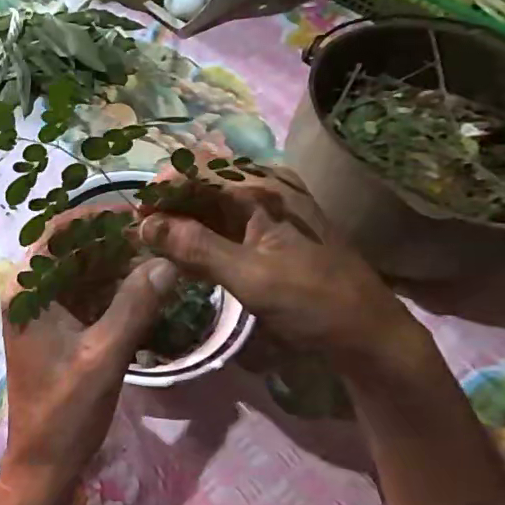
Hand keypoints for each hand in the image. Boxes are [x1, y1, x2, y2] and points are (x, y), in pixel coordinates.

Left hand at [0, 228, 176, 495]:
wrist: (43, 464)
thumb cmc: (66, 411)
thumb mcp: (104, 356)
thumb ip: (134, 306)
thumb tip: (167, 262)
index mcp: (27, 291)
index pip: (58, 233)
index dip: (97, 218)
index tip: (139, 215)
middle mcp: (28, 292)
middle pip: (70, 248)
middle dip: (112, 240)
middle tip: (160, 238)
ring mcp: (40, 310)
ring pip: (79, 270)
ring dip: (115, 263)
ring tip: (159, 258)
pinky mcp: (55, 328)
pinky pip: (83, 294)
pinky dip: (111, 287)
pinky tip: (144, 286)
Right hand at [137, 165, 429, 378]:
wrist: (368, 335)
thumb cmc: (313, 302)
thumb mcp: (250, 276)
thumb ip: (195, 247)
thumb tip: (144, 224)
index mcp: (264, 189)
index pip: (198, 168)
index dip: (162, 188)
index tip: (136, 217)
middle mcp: (265, 189)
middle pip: (201, 183)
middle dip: (168, 205)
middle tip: (141, 236)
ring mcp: (268, 211)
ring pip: (209, 205)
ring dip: (180, 223)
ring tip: (153, 248)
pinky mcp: (269, 232)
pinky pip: (223, 225)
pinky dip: (199, 238)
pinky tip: (182, 260)